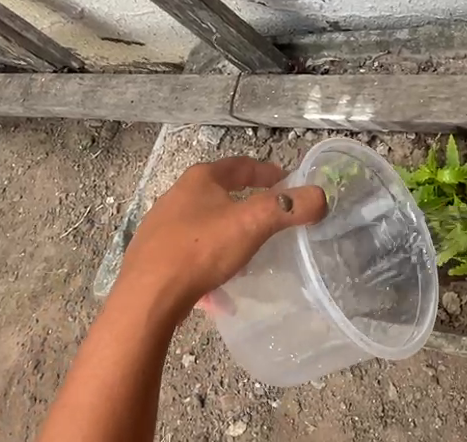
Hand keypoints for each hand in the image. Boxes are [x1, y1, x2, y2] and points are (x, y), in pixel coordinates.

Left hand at [115, 156, 327, 320]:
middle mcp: (175, 196)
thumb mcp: (254, 223)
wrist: (145, 301)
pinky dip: (207, 262)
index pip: (241, 165)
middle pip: (220, 193)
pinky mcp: (149, 259)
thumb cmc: (201, 250)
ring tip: (245, 252)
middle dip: (245, 203)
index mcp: (200, 179)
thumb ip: (290, 207)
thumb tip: (321, 197)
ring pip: (203, 224)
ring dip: (226, 233)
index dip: (267, 171)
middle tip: (269, 216)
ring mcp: (159, 229)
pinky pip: (188, 254)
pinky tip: (217, 287)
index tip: (288, 181)